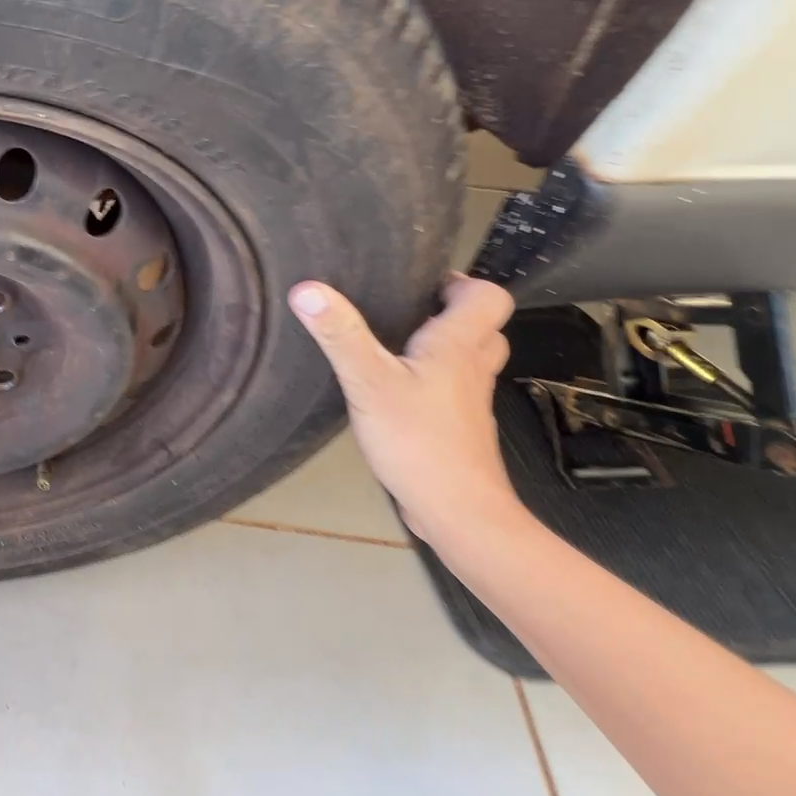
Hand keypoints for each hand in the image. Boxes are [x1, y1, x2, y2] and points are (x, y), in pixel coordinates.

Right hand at [286, 274, 522, 545]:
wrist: (457, 511)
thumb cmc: (417, 440)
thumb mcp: (368, 382)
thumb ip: (340, 335)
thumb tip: (307, 289)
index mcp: (459, 346)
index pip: (488, 297)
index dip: (462, 284)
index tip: (422, 285)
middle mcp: (473, 368)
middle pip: (483, 327)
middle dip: (451, 313)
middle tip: (408, 311)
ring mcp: (471, 402)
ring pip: (471, 359)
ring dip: (446, 347)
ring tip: (398, 345)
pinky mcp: (462, 429)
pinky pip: (456, 390)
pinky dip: (437, 382)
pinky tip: (400, 393)